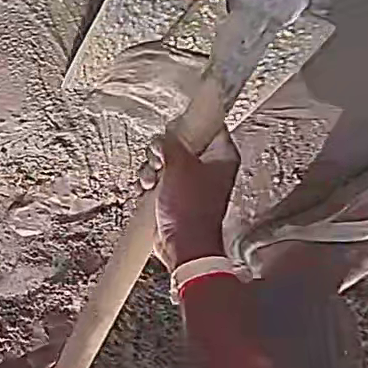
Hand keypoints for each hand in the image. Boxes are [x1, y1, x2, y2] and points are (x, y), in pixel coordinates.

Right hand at [141, 129, 239, 267]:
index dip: (188, 124)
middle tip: (159, 161)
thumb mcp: (180, 165)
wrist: (182, 243)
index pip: (208, 126)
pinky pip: (156, 177)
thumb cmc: (190, 207)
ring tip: (151, 181)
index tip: (173, 128)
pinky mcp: (174, 194)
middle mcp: (208, 167)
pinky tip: (146, 190)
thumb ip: (171, 143)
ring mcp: (189, 181)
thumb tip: (165, 134)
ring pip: (164, 160)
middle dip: (162, 151)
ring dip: (151, 168)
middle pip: (180, 142)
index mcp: (221, 156)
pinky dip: (148, 182)